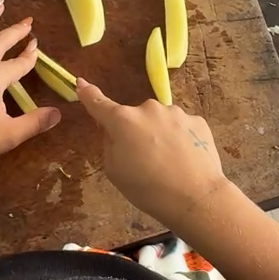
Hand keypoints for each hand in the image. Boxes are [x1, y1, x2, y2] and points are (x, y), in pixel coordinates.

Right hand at [76, 78, 233, 228]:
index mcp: (123, 121)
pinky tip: (185, 161)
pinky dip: (180, 140)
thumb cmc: (147, 189)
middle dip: (136, 132)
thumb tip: (115, 131)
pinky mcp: (197, 121)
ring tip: (169, 164)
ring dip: (160, 136)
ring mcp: (176, 113)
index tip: (81, 82)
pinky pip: (182, 128)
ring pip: (160, 121)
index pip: (99, 103)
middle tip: (144, 160)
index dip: (88, 93)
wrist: (195, 197)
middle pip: (135, 118)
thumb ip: (110, 144)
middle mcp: (149, 109)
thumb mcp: (115, 171)